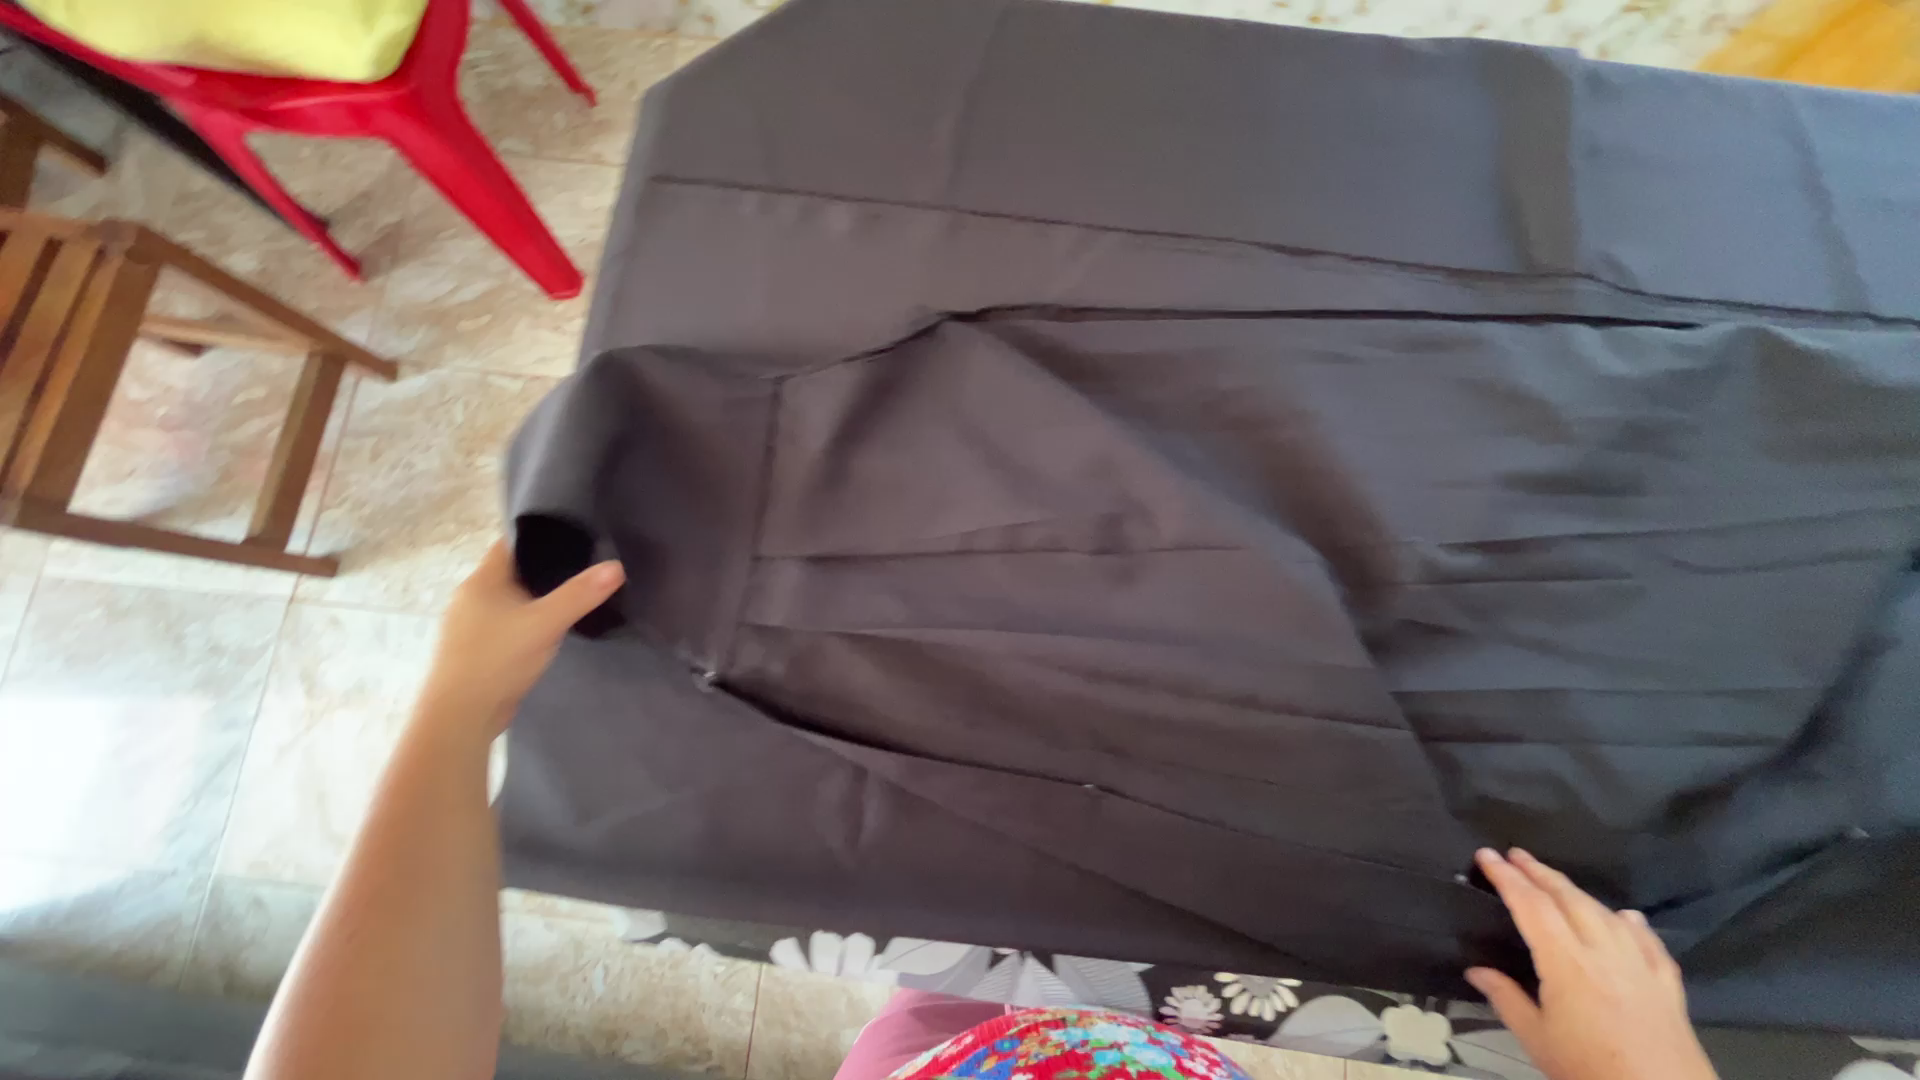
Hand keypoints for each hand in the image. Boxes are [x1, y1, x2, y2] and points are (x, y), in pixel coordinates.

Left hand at [417, 539, 624, 736]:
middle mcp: (471, 597)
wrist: (461, 717)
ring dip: (539, 597)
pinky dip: (531, 620)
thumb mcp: (546, 623)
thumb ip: (581, 594)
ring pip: (513, 599)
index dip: (542, 537)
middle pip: (514, 571)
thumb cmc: (497, 660)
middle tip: (587, 566)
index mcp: (481, 581)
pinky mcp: (479, 648)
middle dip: (547, 569)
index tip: (577, 537)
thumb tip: (616, 566)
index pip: (511, 543)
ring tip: (577, 595)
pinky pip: (510, 622)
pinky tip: (553, 629)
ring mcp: (472, 624)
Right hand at [1467, 848, 1718, 1079]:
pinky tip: (1628, 917)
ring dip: (1578, 892)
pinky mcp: (1669, 991)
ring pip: (1608, 916)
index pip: (1531, 906)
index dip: (1507, 878)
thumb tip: (1475, 970)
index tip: (1486, 855)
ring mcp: (1641, 971)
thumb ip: (1505, 998)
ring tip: (1557, 881)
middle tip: (1515, 854)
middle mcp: (1604, 956)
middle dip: (1540, 873)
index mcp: (1566, 964)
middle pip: (1570, 900)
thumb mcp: (1537, 1040)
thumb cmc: (1591, 1072)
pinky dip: (1635, 926)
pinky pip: (1652, 947)